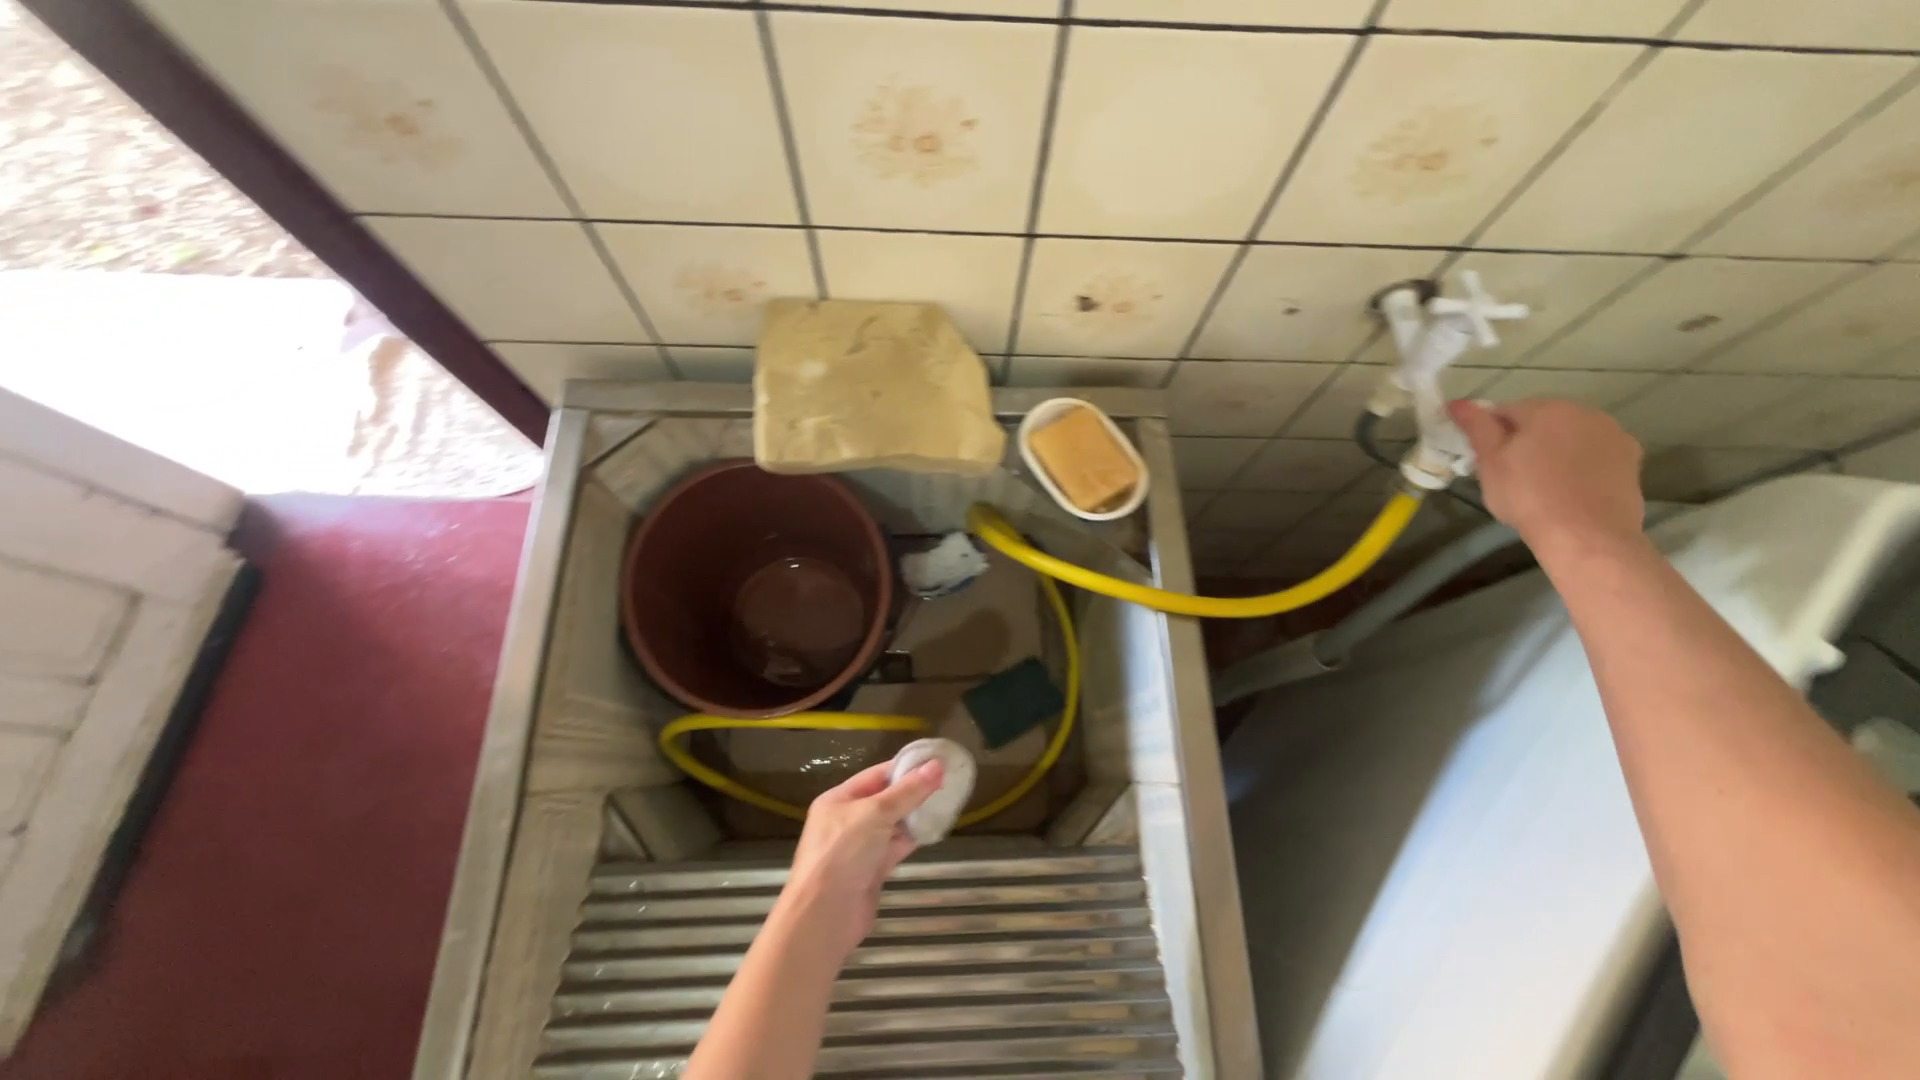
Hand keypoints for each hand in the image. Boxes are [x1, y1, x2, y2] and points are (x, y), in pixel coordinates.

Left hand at [776, 759, 944, 960]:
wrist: (825, 914)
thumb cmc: (843, 853)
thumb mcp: (876, 813)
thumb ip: (908, 791)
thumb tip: (937, 765)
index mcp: (838, 799)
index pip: (876, 775)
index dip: (904, 768)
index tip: (935, 761)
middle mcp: (847, 820)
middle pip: (884, 799)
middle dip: (912, 791)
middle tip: (947, 781)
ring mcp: (859, 847)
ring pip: (892, 824)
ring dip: (915, 815)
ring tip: (946, 801)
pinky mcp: (871, 870)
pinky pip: (895, 847)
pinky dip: (912, 838)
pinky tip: (934, 829)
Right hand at [1448, 398, 1646, 557]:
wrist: (1586, 534)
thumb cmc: (1527, 496)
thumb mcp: (1490, 462)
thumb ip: (1476, 427)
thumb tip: (1456, 402)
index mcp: (1545, 409)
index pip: (1506, 411)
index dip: (1491, 434)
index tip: (1486, 460)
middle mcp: (1584, 412)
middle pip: (1542, 420)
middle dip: (1526, 439)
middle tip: (1512, 474)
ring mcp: (1613, 434)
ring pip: (1571, 435)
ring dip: (1555, 450)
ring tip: (1543, 484)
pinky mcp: (1631, 458)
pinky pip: (1595, 453)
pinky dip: (1582, 464)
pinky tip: (1571, 489)